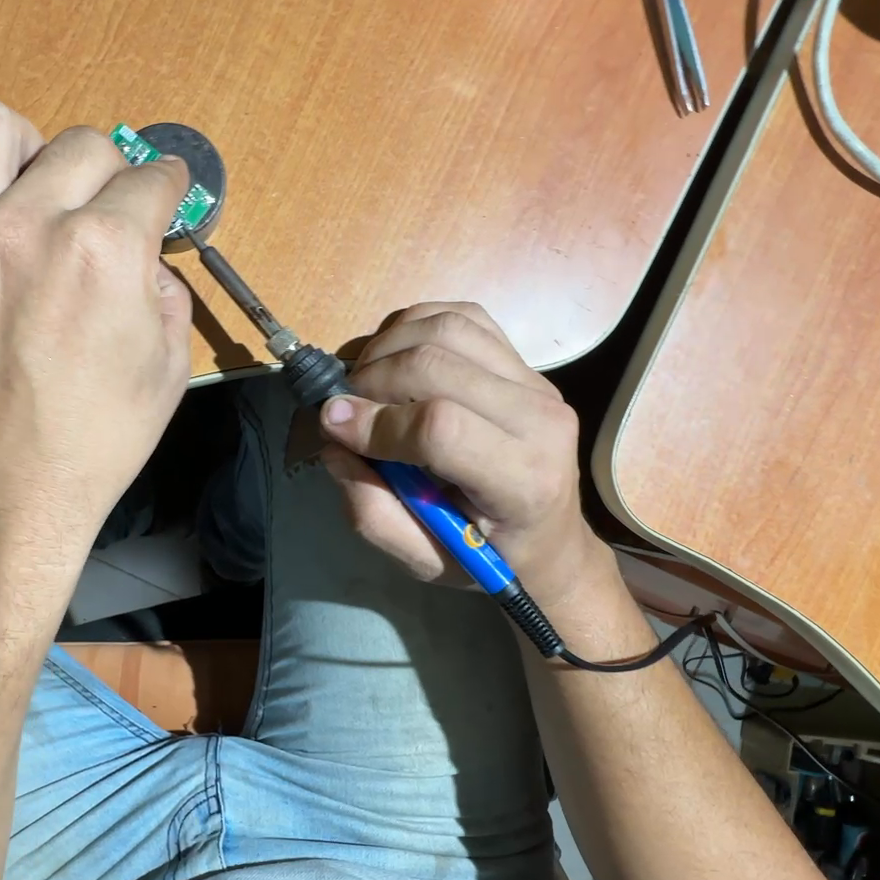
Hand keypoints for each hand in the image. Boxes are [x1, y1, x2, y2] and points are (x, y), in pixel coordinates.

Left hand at [0, 100, 192, 553]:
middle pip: (80, 146)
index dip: (168, 186)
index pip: (148, 181)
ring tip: (30, 182)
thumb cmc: (99, 442)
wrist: (11, 495)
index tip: (165, 193)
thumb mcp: (169, 372)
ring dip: (23, 144)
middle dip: (110, 170)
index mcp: (105, 252)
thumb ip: (167, 294)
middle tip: (107, 206)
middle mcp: (30, 225)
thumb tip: (146, 259)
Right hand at [316, 302, 612, 612]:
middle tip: (341, 408)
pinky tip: (393, 357)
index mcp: (523, 482)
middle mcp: (541, 420)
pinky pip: (461, 317)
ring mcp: (537, 382)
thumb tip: (335, 442)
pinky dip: (413, 325)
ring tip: (363, 383)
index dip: (376, 422)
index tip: (332, 426)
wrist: (548, 538)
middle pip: (437, 364)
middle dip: (371, 380)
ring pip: (446, 329)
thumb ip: (372, 513)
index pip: (441, 427)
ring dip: (387, 347)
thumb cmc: (485, 559)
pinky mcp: (524, 362)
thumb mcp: (422, 562)